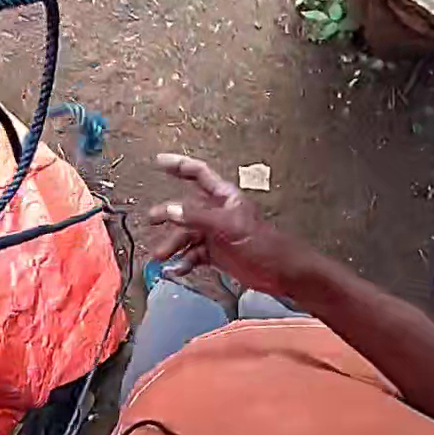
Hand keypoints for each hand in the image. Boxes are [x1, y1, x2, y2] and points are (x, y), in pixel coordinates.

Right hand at [146, 153, 312, 296]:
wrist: (282, 273)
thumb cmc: (263, 244)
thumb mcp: (229, 226)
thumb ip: (198, 217)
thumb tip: (169, 210)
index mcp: (224, 197)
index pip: (198, 174)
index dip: (179, 165)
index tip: (159, 161)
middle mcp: (217, 212)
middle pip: (186, 208)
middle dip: (168, 214)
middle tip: (151, 219)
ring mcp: (216, 234)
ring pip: (187, 234)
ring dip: (173, 244)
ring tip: (160, 257)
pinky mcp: (217, 254)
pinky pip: (194, 254)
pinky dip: (184, 261)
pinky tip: (176, 270)